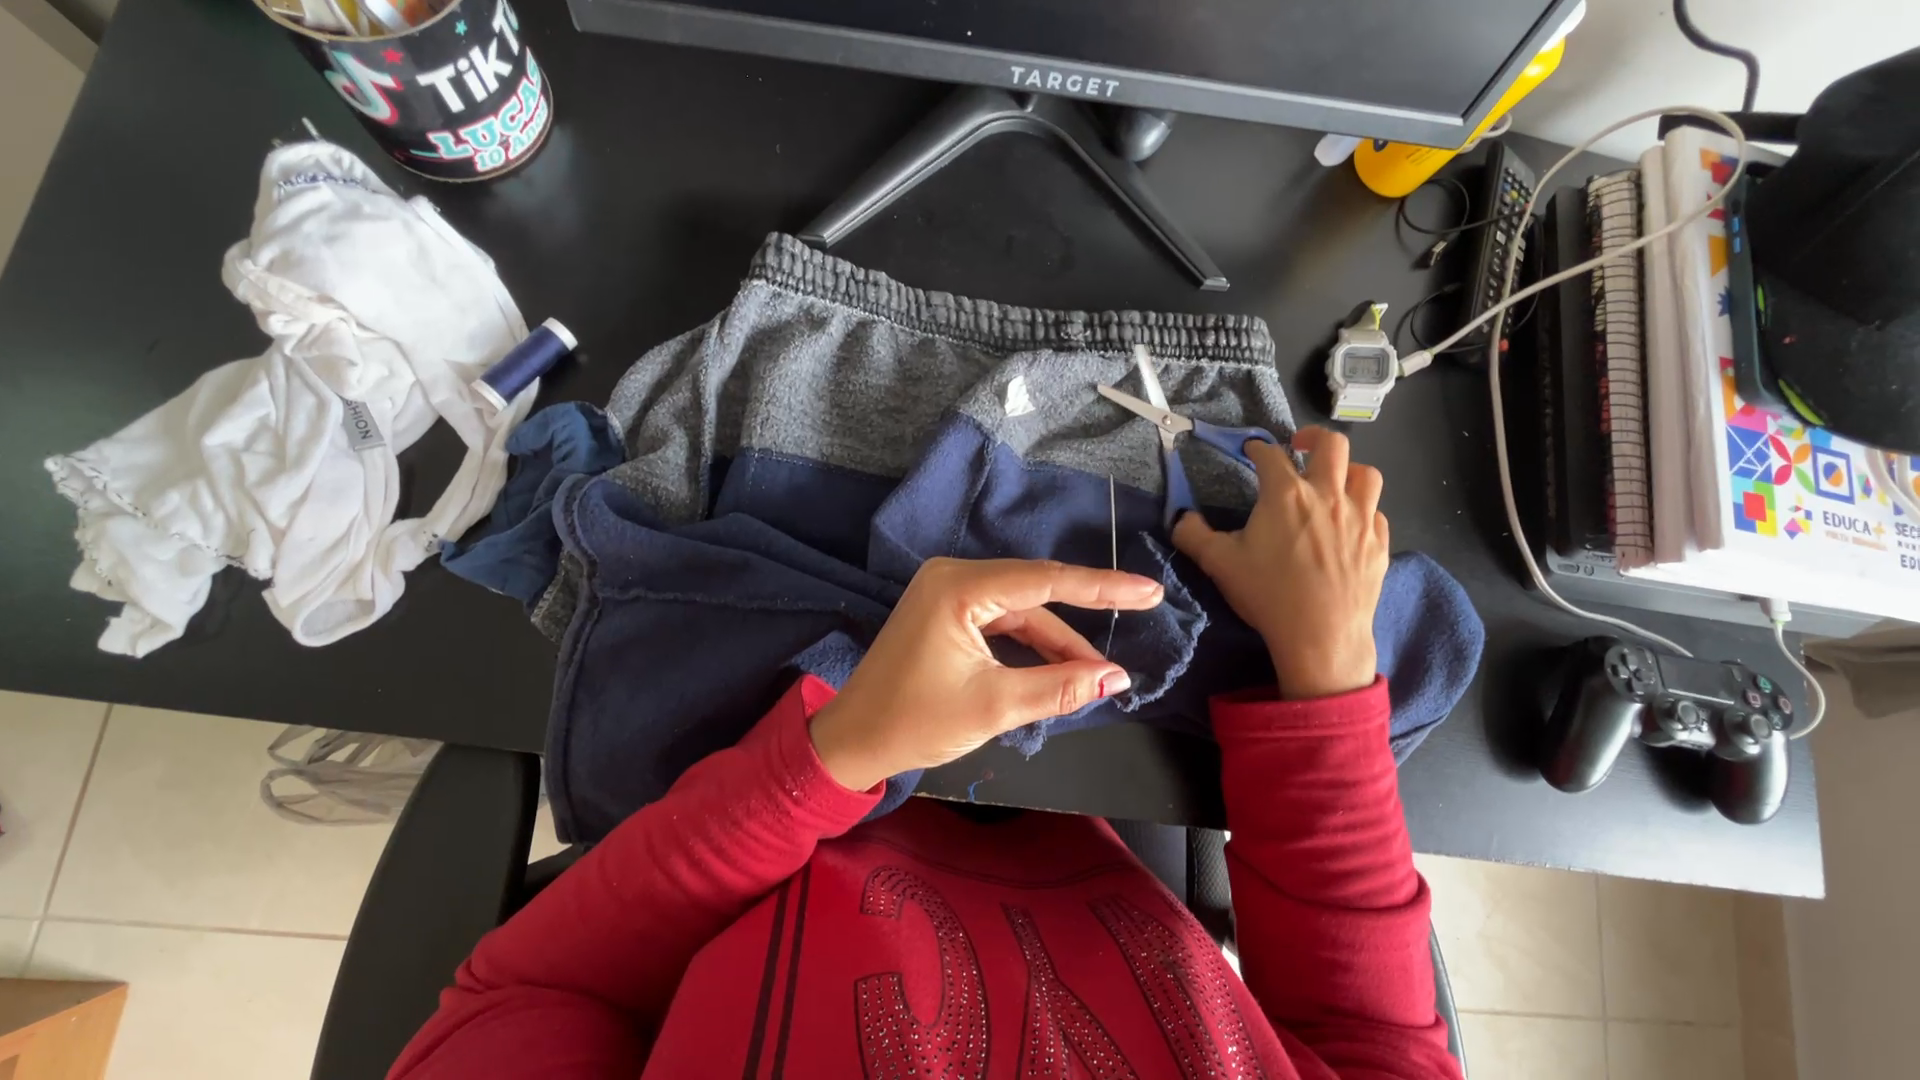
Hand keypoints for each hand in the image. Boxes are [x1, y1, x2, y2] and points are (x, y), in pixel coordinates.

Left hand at [808, 557, 1164, 791]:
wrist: (853, 740)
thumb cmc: (915, 721)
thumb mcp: (994, 707)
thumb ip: (1059, 688)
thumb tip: (1118, 678)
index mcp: (958, 588)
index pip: (1045, 582)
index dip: (1103, 587)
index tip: (1149, 591)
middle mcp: (952, 576)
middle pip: (1034, 592)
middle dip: (1082, 616)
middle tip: (1140, 613)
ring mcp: (947, 593)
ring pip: (1020, 609)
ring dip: (1057, 640)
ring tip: (1097, 672)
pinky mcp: (946, 613)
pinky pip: (1001, 621)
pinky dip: (1031, 644)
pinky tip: (1061, 666)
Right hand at [1173, 427, 1388, 699]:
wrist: (1321, 636)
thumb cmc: (1268, 594)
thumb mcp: (1218, 563)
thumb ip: (1193, 535)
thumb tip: (1181, 518)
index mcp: (1286, 495)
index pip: (1271, 455)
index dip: (1258, 448)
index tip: (1252, 451)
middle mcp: (1328, 496)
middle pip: (1333, 445)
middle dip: (1312, 438)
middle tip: (1299, 447)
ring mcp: (1361, 518)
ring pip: (1365, 473)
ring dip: (1347, 469)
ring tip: (1333, 480)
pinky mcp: (1379, 542)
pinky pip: (1377, 511)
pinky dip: (1363, 508)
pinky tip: (1350, 522)